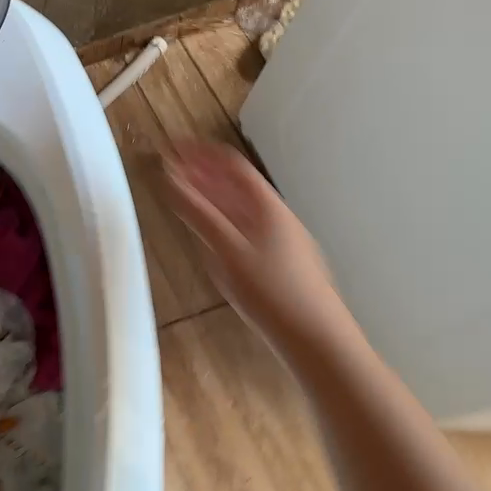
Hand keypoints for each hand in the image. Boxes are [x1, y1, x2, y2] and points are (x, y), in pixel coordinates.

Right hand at [160, 140, 358, 363]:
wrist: (320, 343)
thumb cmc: (273, 292)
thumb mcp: (228, 252)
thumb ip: (198, 214)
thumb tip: (170, 179)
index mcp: (267, 207)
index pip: (231, 164)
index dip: (201, 153)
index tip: (172, 147)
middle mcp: (277, 217)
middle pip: (236, 185)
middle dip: (202, 173)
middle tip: (170, 169)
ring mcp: (282, 240)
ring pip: (241, 208)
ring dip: (210, 196)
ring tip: (182, 195)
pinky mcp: (282, 263)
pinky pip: (246, 228)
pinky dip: (222, 220)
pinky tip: (209, 233)